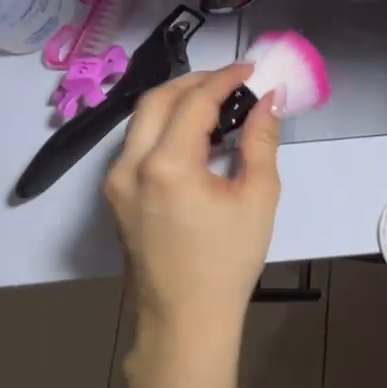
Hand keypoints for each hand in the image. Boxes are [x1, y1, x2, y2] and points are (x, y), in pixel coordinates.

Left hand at [104, 64, 281, 342]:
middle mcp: (130, 166)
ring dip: (179, 102)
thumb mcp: (258, 196)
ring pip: (141, 120)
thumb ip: (261, 140)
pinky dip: (167, 126)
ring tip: (220, 104)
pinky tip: (199, 137)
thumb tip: (270, 99)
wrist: (185, 317)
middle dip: (196, 81)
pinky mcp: (117, 196)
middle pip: (156, 100)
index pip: (194, 101)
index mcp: (167, 165)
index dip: (226, 78)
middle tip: (234, 80)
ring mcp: (116, 182)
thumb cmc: (228, 258)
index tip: (253, 69)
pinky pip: (138, 144)